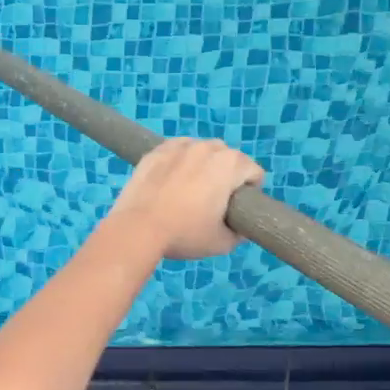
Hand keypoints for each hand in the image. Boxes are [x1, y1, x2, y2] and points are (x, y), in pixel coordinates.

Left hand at [109, 137, 265, 259]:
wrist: (136, 229)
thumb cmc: (183, 234)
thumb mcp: (221, 243)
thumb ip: (238, 233)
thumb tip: (239, 228)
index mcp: (230, 164)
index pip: (253, 173)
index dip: (248, 192)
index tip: (234, 208)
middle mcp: (207, 147)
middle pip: (227, 158)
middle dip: (224, 176)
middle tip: (210, 201)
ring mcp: (179, 146)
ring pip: (200, 152)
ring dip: (201, 166)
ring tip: (188, 190)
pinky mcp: (154, 152)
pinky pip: (175, 152)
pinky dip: (177, 162)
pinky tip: (169, 181)